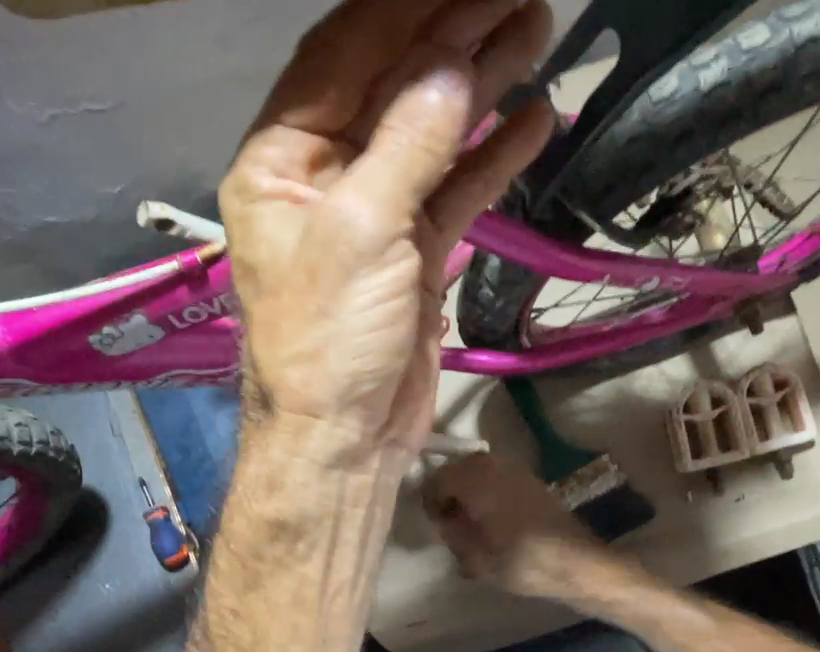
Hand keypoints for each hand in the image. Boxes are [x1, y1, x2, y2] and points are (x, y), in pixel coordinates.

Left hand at [219, 0, 555, 465]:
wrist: (345, 440)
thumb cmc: (330, 340)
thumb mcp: (361, 232)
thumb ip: (408, 145)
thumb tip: (453, 69)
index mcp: (281, 162)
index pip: (341, 56)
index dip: (403, 9)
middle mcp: (322, 178)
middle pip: (392, 87)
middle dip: (455, 36)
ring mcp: (373, 215)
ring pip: (431, 135)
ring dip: (483, 86)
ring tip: (538, 29)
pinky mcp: (412, 253)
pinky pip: (455, 190)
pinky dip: (492, 158)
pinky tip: (534, 119)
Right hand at [421, 452, 629, 599]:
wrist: (577, 562)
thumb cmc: (522, 561)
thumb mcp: (476, 557)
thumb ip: (452, 533)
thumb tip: (443, 519)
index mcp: (476, 480)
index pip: (438, 478)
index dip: (430, 500)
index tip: (435, 525)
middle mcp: (495, 466)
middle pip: (459, 471)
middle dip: (450, 493)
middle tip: (451, 525)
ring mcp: (518, 471)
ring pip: (480, 474)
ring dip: (470, 493)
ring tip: (472, 525)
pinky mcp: (533, 483)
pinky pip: (499, 480)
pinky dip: (490, 495)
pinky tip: (495, 523)